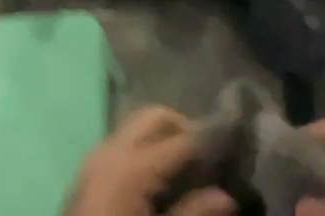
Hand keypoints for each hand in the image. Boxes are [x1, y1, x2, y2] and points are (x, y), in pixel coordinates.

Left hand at [68, 106, 235, 215]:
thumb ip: (192, 214)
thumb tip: (227, 196)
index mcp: (131, 166)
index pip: (182, 138)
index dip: (211, 139)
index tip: (236, 143)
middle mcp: (111, 150)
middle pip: (156, 117)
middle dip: (185, 128)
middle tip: (209, 156)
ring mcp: (95, 159)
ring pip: (137, 127)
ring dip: (164, 137)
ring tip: (188, 167)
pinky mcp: (88, 174)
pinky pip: (123, 144)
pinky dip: (146, 149)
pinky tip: (160, 178)